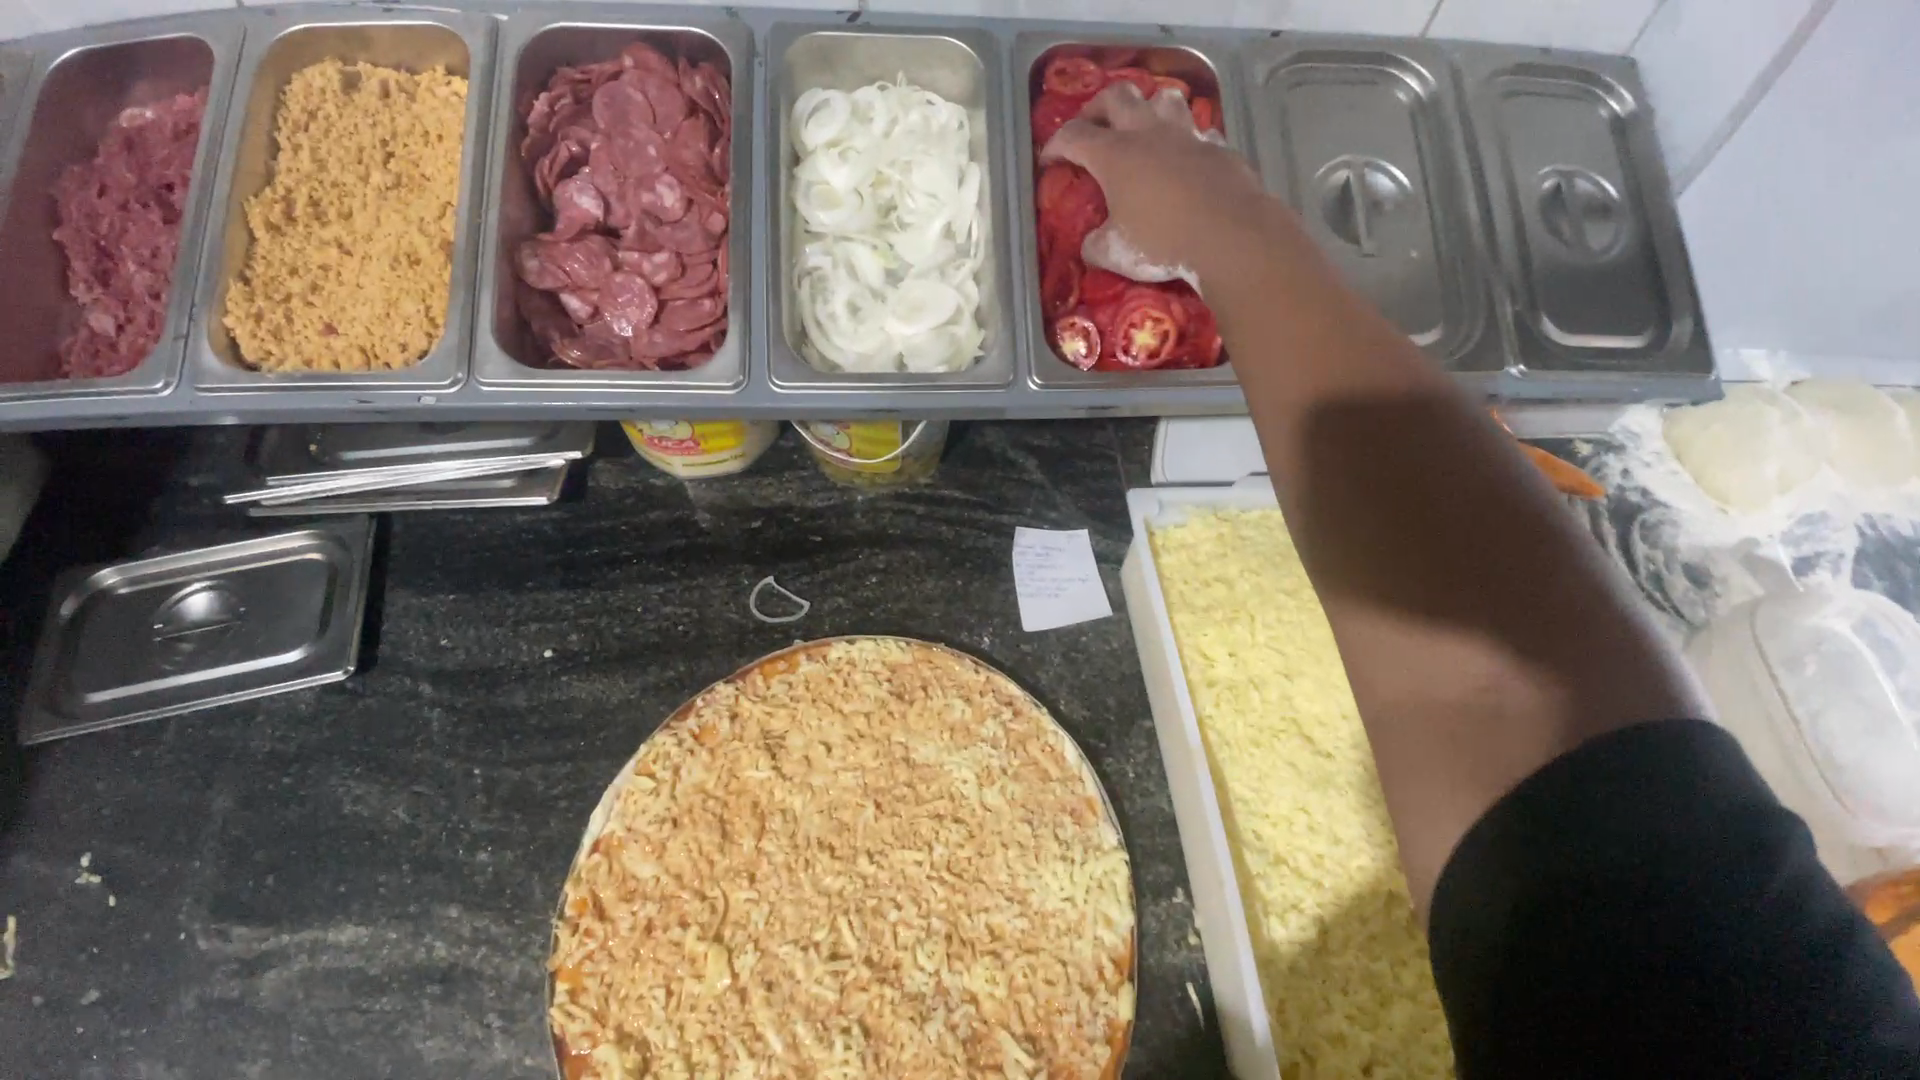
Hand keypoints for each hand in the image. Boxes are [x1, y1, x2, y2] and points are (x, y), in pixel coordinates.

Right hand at [1038, 83, 1274, 283]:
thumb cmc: (1162, 242)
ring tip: (1143, 128)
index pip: (1074, 136)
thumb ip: (1096, 245)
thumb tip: (1091, 244)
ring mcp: (1186, 135)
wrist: (1229, 234)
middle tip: (1092, 126)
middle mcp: (1148, 133)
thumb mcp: (1115, 254)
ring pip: (1163, 98)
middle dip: (1097, 108)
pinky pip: (1197, 132)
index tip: (1049, 159)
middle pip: (1116, 96)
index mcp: (1114, 155)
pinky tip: (1185, 157)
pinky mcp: (1217, 147)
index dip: (1056, 144)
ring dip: (1147, 108)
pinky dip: (1185, 140)